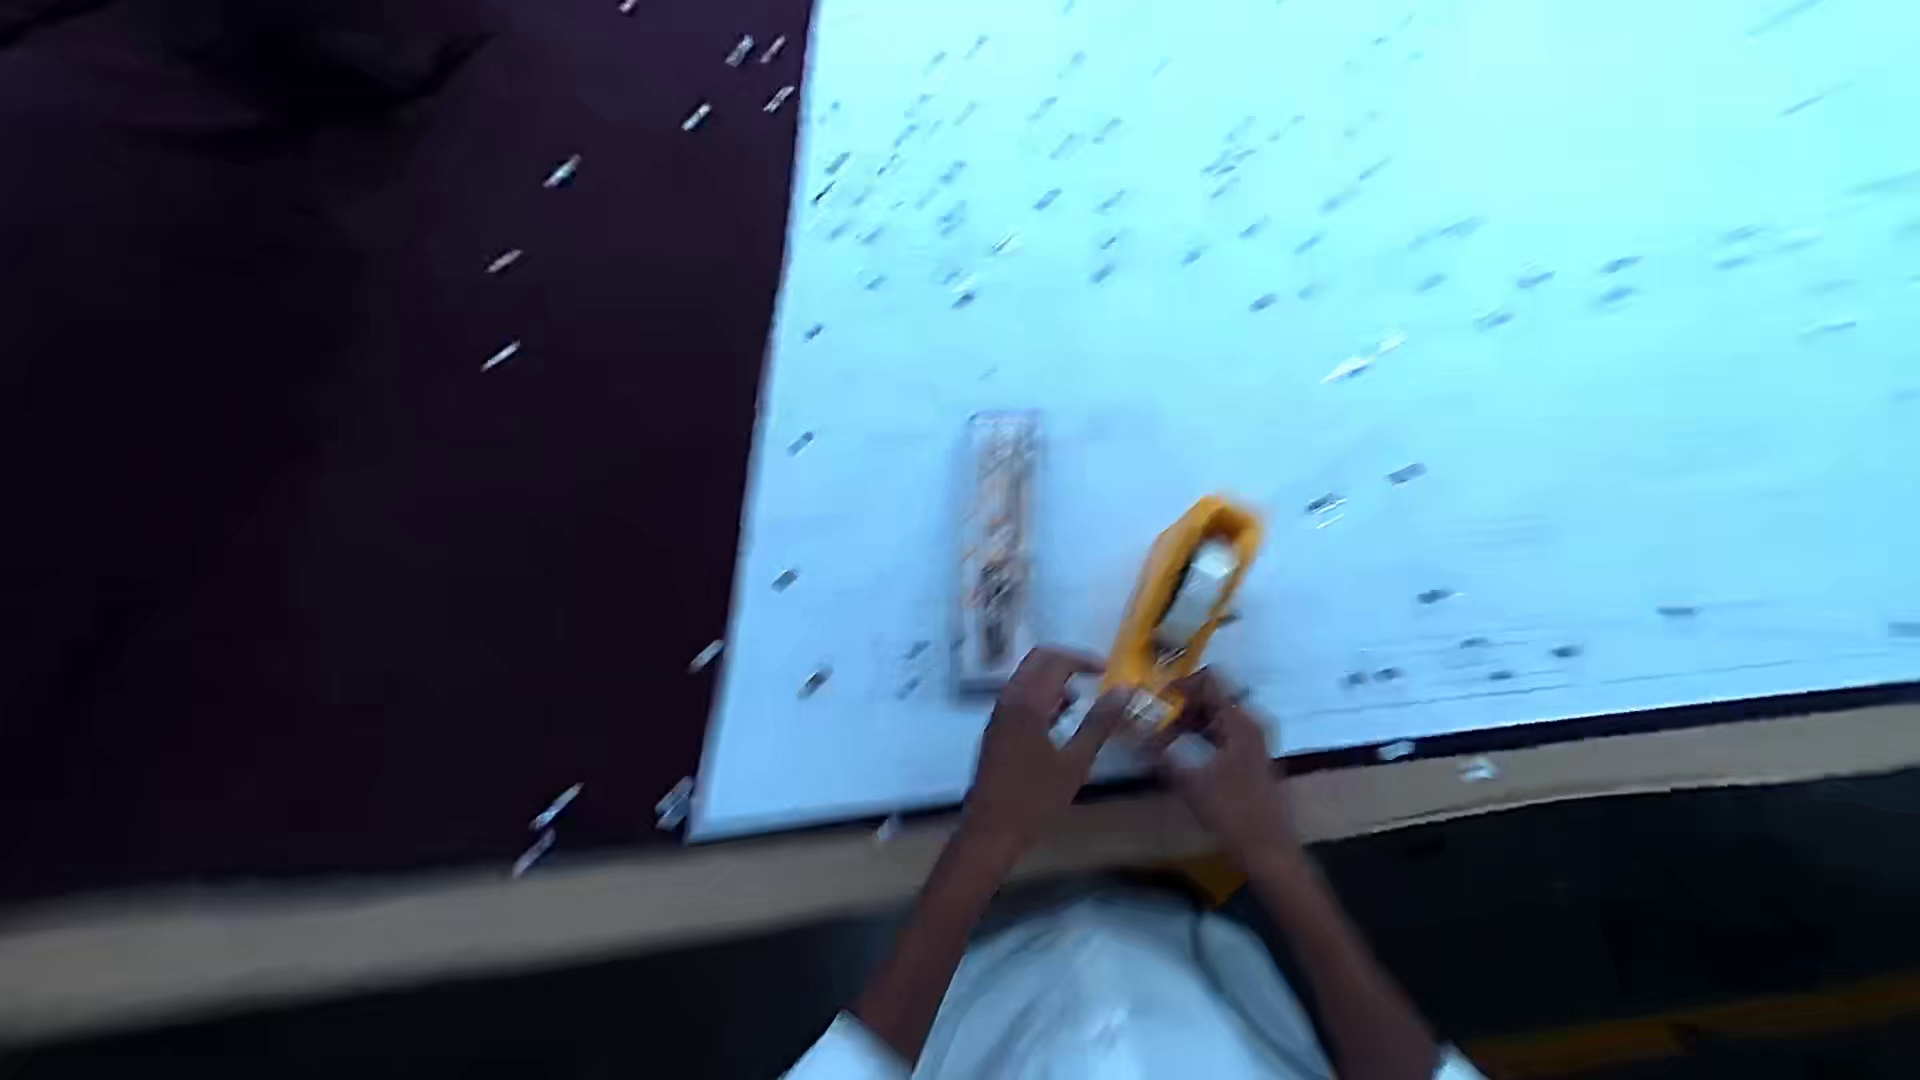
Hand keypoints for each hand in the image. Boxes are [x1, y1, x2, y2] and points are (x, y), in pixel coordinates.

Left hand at [960, 646, 1129, 868]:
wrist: (990, 830)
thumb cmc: (1036, 799)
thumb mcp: (1076, 762)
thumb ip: (1099, 723)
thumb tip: (1123, 691)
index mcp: (1027, 702)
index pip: (1055, 659)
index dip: (1083, 658)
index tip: (1108, 669)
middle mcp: (1009, 698)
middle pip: (1038, 660)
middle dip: (1068, 661)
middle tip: (1095, 675)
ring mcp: (999, 713)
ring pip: (1027, 677)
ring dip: (1054, 679)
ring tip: (1081, 701)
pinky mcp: (996, 727)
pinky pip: (1020, 696)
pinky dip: (1041, 696)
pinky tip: (1060, 719)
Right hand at [1149, 668, 1300, 864]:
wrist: (1270, 854)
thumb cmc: (1233, 813)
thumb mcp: (1188, 780)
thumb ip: (1157, 751)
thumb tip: (1127, 729)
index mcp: (1239, 720)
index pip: (1208, 680)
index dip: (1178, 685)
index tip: (1153, 700)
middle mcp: (1249, 723)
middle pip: (1209, 696)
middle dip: (1177, 705)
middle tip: (1150, 720)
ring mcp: (1251, 740)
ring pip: (1212, 715)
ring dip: (1185, 721)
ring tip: (1158, 737)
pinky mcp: (1248, 757)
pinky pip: (1218, 731)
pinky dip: (1196, 735)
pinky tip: (1176, 752)